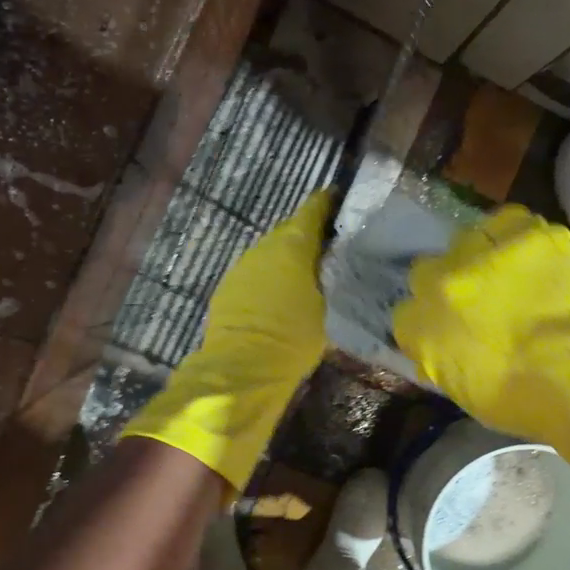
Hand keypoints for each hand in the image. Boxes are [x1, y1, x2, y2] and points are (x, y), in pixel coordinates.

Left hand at [121, 191, 332, 491]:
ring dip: (288, 259)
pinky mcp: (229, 287)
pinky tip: (280, 296)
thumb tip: (337, 266)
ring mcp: (243, 265)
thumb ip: (332, 279)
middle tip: (330, 247)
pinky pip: (256, 272)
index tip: (341, 201)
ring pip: (271, 252)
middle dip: (309, 235)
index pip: (313, 209)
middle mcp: (265, 245)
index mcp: (294, 244)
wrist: (243, 367)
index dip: (328, 203)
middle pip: (291, 229)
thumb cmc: (295, 336)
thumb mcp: (329, 306)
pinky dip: (270, 277)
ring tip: (307, 274)